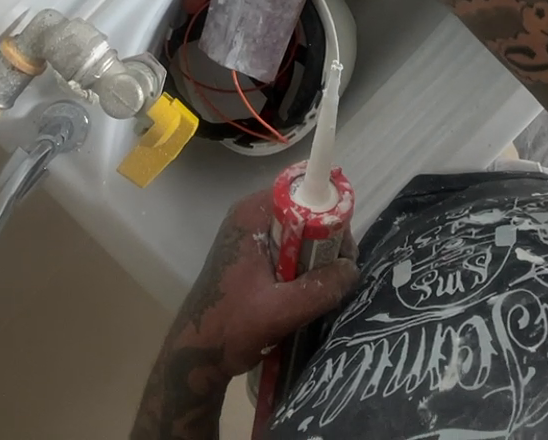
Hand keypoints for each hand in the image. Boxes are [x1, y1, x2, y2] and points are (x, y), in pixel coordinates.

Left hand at [163, 187, 358, 382]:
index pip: (301, 193)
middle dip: (324, 241)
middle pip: (302, 212)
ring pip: (297, 232)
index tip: (343, 250)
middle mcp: (250, 215)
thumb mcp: (280, 311)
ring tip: (321, 289)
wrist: (195, 354)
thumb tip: (352, 268)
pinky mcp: (250, 253)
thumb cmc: (230, 326)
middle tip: (336, 275)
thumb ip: (318, 289)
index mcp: (252, 214)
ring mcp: (249, 234)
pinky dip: (300, 266)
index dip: (328, 216)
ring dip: (313, 258)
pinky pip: (287, 247)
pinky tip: (304, 293)